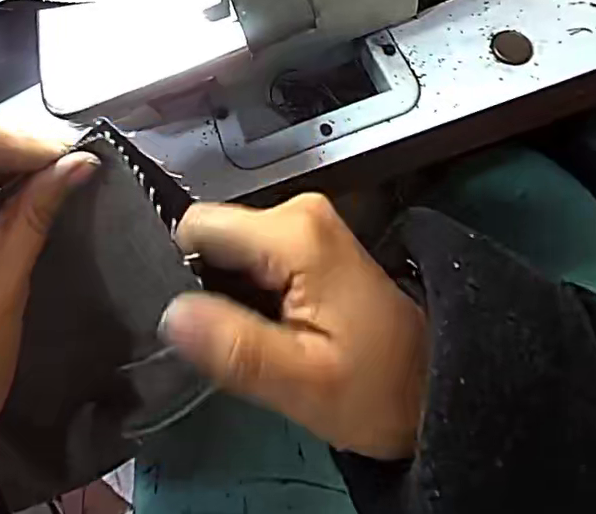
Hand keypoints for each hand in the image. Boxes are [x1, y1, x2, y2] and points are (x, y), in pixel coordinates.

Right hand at [160, 194, 428, 459]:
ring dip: (226, 288)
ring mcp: (303, 220)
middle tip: (227, 337)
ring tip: (249, 332)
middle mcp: (299, 210)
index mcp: (295, 232)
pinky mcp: (304, 236)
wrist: (425, 377)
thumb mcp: (300, 382)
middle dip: (206, 283)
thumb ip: (233, 345)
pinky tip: (263, 320)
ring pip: (228, 245)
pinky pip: (249, 252)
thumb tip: (170, 314)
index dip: (182, 270)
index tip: (193, 319)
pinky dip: (245, 286)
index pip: (199, 226)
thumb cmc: (373, 383)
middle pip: (214, 234)